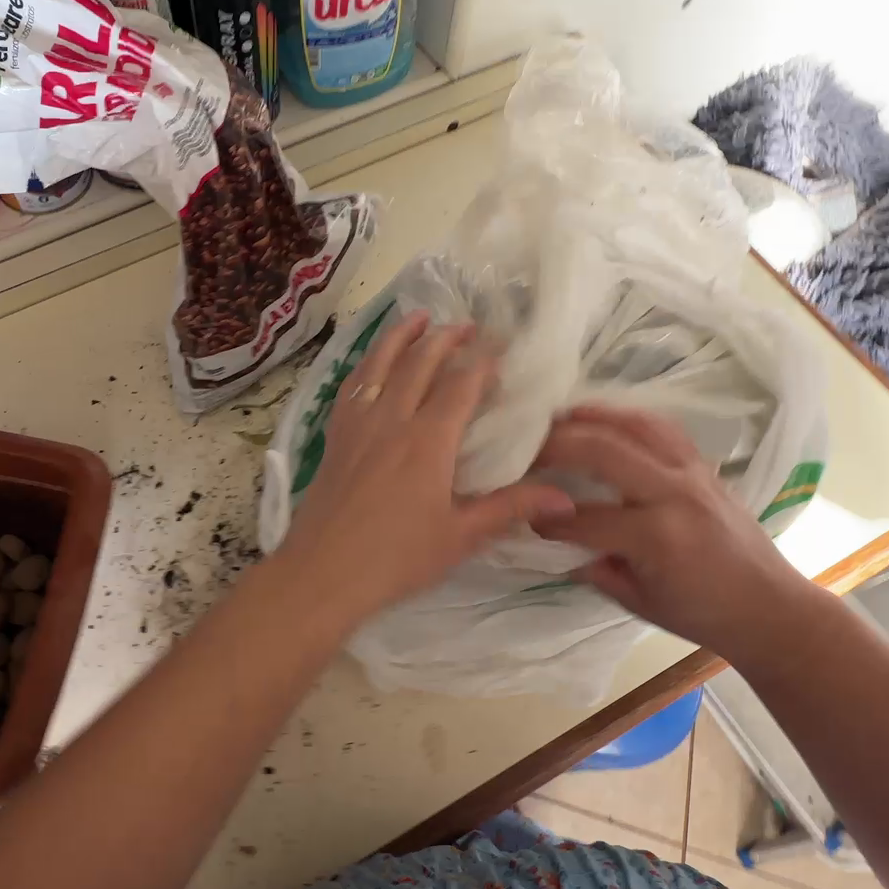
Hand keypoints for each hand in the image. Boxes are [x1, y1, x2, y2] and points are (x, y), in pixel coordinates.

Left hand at [260, 312, 575, 626]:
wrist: (323, 571)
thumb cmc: (396, 557)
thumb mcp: (460, 537)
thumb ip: (510, 508)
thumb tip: (566, 498)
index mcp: (428, 440)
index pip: (461, 385)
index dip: (483, 361)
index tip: (502, 348)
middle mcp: (392, 419)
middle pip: (420, 363)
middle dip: (445, 339)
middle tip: (467, 326)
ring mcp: (358, 424)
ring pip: (379, 364)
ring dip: (401, 336)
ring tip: (418, 317)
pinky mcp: (334, 436)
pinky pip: (350, 386)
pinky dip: (365, 364)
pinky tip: (371, 362)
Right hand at [530, 405, 825, 661]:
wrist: (771, 608)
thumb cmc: (702, 613)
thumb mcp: (637, 600)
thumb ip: (592, 566)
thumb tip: (551, 539)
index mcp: (658, 536)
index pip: (583, 517)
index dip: (546, 518)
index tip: (520, 516)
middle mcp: (675, 493)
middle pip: (603, 451)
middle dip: (555, 445)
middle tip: (522, 450)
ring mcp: (693, 472)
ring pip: (633, 425)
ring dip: (589, 417)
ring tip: (554, 419)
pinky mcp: (702, 465)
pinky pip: (659, 428)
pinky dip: (625, 418)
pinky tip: (600, 419)